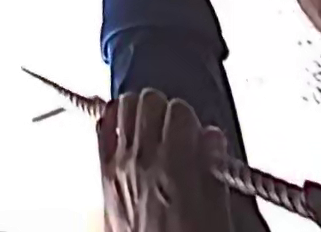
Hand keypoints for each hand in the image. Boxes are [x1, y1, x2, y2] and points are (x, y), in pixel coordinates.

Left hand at [98, 90, 240, 231]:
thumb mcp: (219, 223)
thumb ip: (214, 175)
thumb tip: (213, 136)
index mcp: (175, 173)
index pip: (179, 111)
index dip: (191, 120)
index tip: (198, 135)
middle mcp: (142, 161)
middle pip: (149, 101)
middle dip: (165, 109)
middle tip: (177, 130)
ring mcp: (118, 165)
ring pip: (123, 105)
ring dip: (140, 110)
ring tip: (154, 128)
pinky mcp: (104, 174)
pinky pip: (102, 127)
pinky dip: (113, 119)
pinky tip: (128, 129)